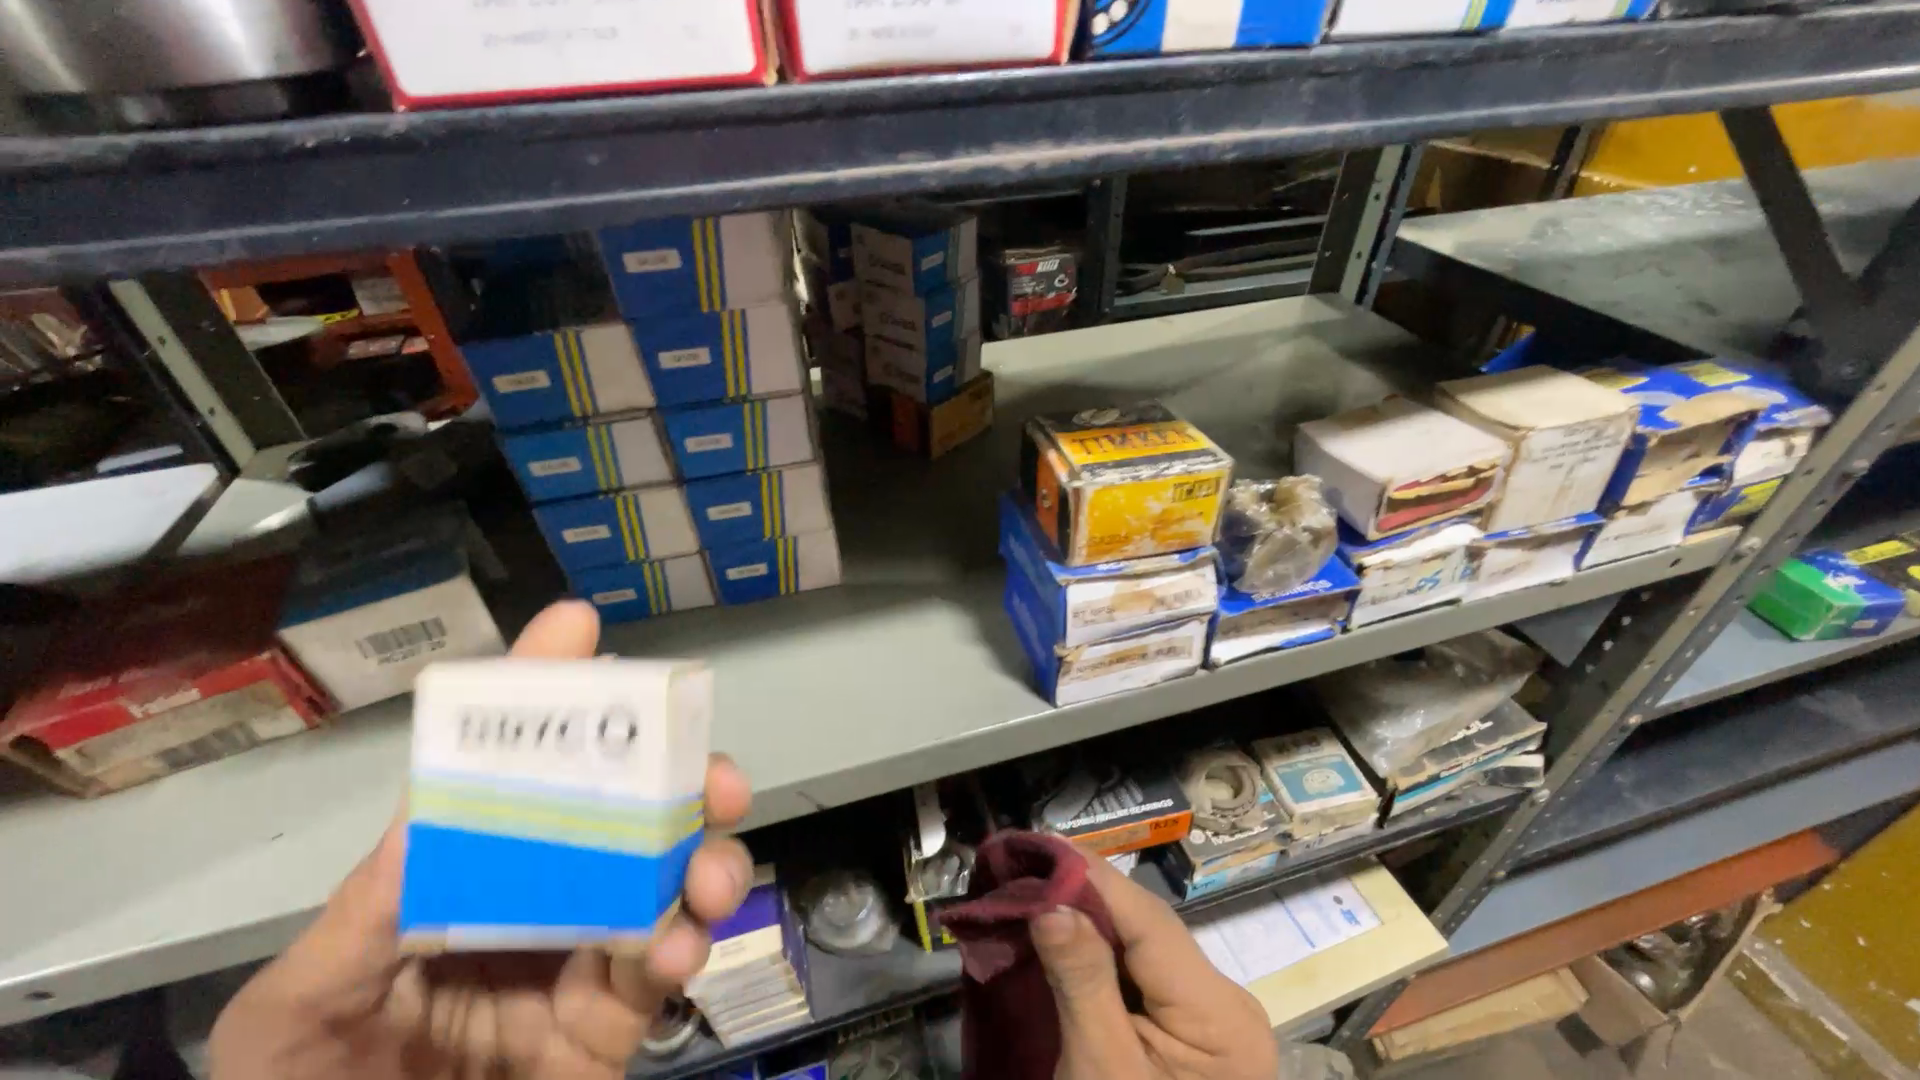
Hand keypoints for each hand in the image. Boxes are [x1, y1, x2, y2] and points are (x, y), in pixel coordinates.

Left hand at [209, 600, 754, 1079]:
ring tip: (711, 876)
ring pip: (666, 881)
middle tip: (713, 776)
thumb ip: (360, 922)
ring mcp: (579, 960)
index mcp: (455, 880)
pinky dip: (686, 948)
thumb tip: (431, 820)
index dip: (540, 696)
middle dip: (675, 782)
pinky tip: (679, 952)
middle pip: (616, 816)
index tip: (577, 626)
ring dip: (703, 862)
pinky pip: (665, 970)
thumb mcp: (293, 1017)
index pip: (502, 773)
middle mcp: (531, 901)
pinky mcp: (614, 1023)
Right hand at [1030, 855, 1278, 1079]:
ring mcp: (1209, 1018)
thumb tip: (1053, 901)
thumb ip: (1082, 982)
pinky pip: (1141, 975)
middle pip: (1147, 930)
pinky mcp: (1188, 1032)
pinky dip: (1100, 954)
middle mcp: (1225, 1004)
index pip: (1150, 922)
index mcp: (1221, 1015)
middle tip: (1025, 867)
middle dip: (1086, 896)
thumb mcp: (1101, 1071)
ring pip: (1141, 947)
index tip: (1040, 845)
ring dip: (1089, 920)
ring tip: (1036, 888)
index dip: (1093, 877)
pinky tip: (1063, 935)